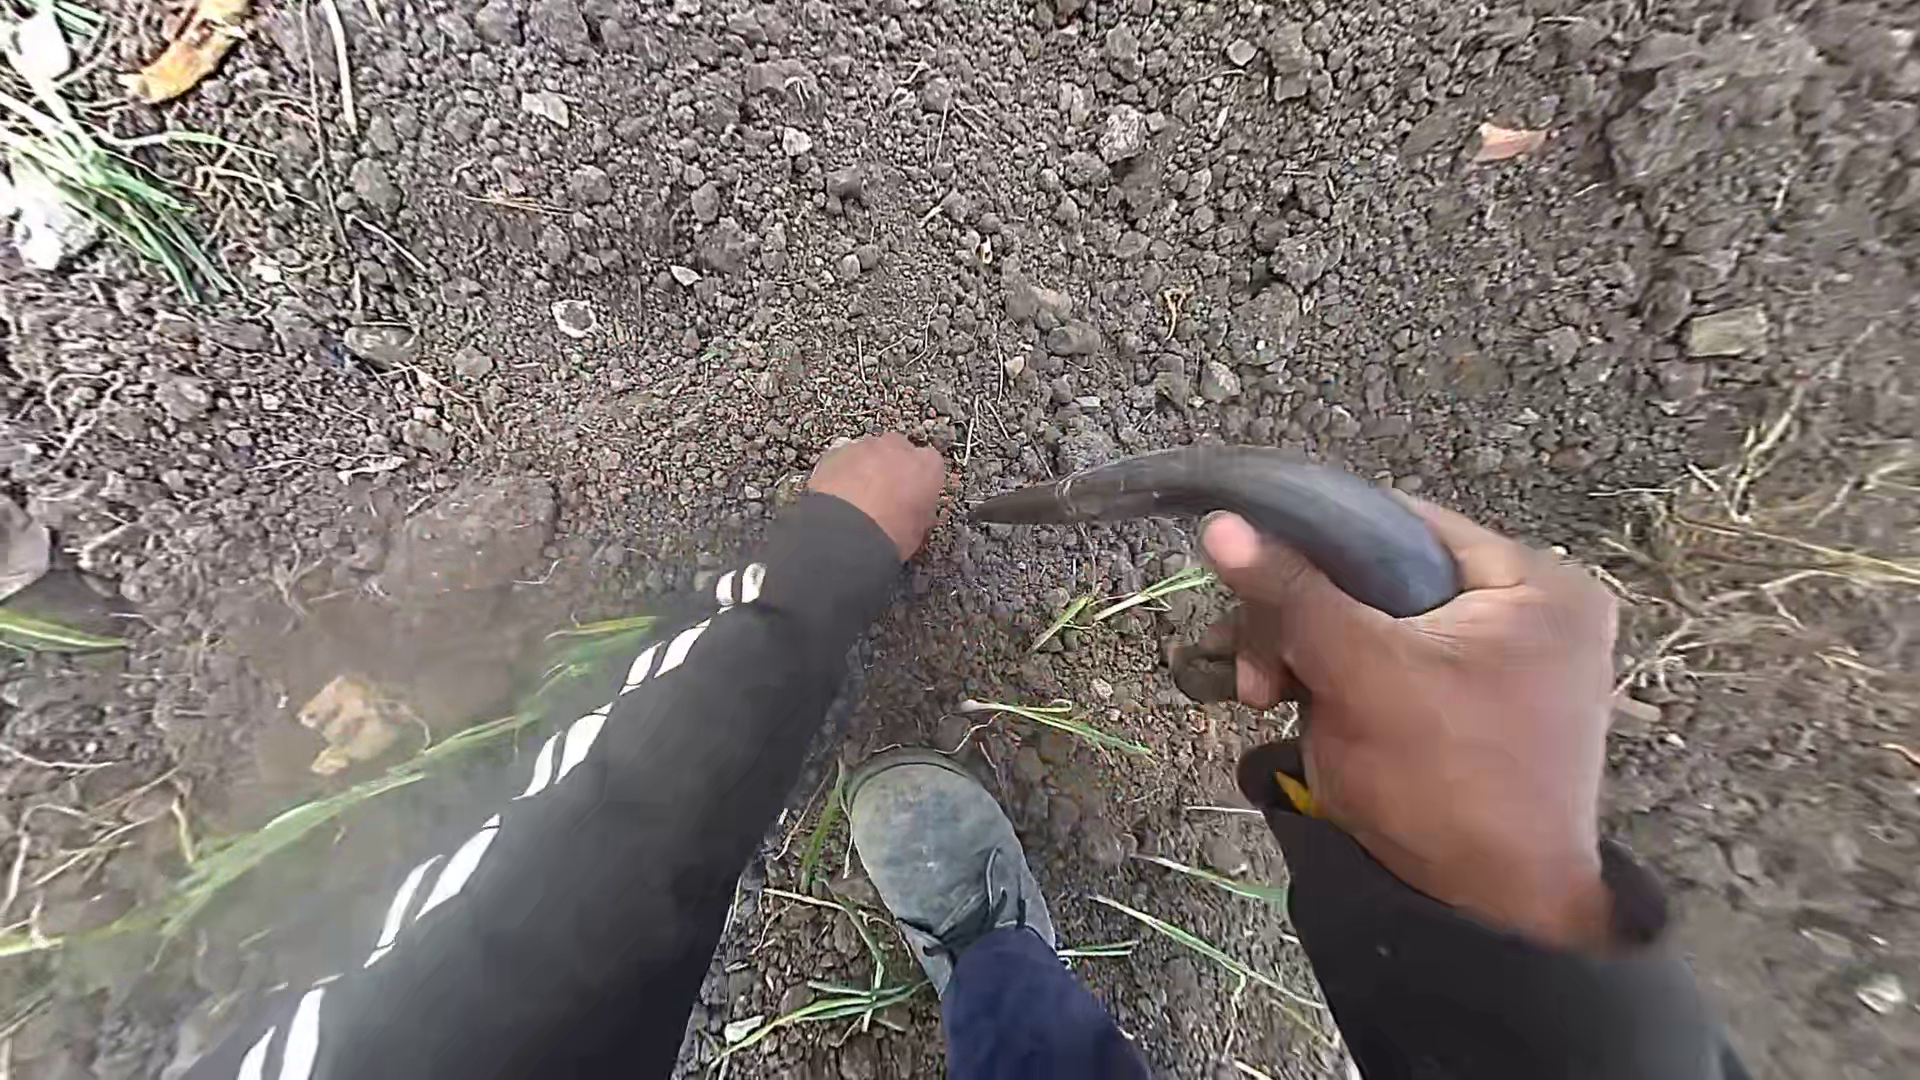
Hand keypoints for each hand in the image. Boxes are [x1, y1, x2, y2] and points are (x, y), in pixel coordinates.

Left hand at [808, 434, 945, 560]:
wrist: (846, 532)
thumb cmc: (888, 533)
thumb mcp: (918, 532)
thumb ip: (920, 513)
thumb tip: (916, 515)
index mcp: (927, 466)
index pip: (930, 466)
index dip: (921, 483)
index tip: (914, 498)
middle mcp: (898, 448)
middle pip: (898, 451)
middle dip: (892, 469)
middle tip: (885, 498)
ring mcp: (864, 448)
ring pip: (868, 453)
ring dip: (865, 471)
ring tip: (857, 502)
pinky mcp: (835, 453)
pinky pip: (842, 460)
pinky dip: (841, 474)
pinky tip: (838, 498)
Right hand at [1202, 502, 1618, 951]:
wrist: (1462, 906)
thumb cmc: (1441, 777)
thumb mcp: (1361, 669)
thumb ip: (1290, 591)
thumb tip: (1220, 527)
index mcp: (1527, 586)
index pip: (1398, 521)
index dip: (1316, 535)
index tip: (1256, 562)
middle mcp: (1496, 608)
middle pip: (1357, 570)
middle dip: (1291, 613)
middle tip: (1260, 661)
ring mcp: (1453, 649)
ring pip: (1336, 609)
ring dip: (1282, 644)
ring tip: (1257, 690)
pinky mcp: (1414, 684)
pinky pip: (1338, 646)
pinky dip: (1296, 665)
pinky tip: (1268, 694)